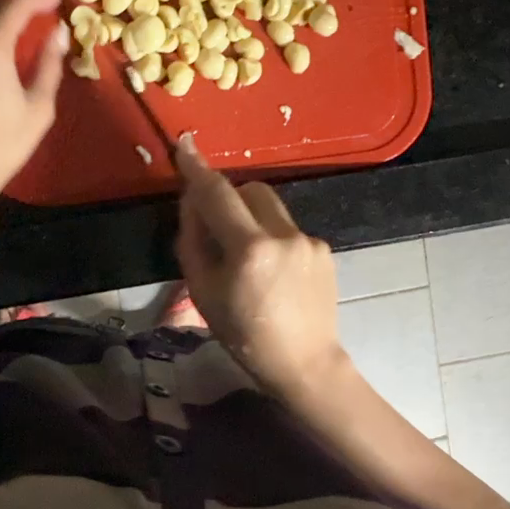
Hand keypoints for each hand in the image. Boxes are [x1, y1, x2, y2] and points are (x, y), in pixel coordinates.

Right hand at [173, 138, 346, 397]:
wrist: (304, 363)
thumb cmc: (243, 336)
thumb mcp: (203, 292)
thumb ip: (193, 242)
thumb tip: (191, 203)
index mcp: (249, 248)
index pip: (217, 193)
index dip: (197, 169)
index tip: (185, 145)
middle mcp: (283, 234)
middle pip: (250, 188)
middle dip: (228, 197)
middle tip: (214, 228)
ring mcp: (309, 240)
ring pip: (271, 207)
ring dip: (250, 218)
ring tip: (245, 259)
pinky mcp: (324, 249)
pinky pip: (288, 229)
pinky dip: (272, 239)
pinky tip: (272, 275)